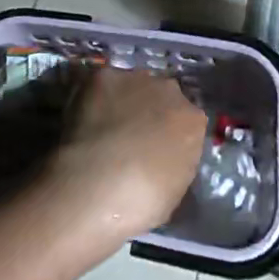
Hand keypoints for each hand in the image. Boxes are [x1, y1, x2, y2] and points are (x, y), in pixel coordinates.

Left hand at [32, 66, 206, 246]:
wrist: (98, 184)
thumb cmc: (141, 203)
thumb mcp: (174, 190)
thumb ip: (174, 163)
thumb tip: (160, 159)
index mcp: (194, 121)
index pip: (187, 122)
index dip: (169, 136)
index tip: (154, 153)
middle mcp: (170, 90)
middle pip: (162, 97)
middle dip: (149, 113)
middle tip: (129, 139)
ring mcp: (136, 79)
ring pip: (132, 86)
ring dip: (123, 101)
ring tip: (102, 129)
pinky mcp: (103, 76)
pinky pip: (102, 85)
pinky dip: (95, 99)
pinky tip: (84, 119)